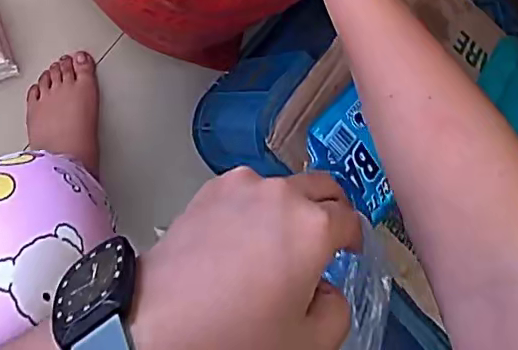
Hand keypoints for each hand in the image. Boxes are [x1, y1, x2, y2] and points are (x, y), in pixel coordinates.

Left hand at [129, 169, 363, 349]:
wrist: (162, 319)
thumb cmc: (234, 334)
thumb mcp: (306, 343)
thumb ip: (336, 310)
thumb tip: (328, 288)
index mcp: (312, 226)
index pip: (350, 219)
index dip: (354, 237)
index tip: (350, 250)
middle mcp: (281, 193)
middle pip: (322, 186)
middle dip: (330, 208)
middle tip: (326, 236)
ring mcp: (244, 184)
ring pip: (282, 187)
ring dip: (289, 207)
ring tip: (273, 247)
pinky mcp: (213, 186)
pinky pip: (247, 191)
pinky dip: (254, 207)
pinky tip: (240, 241)